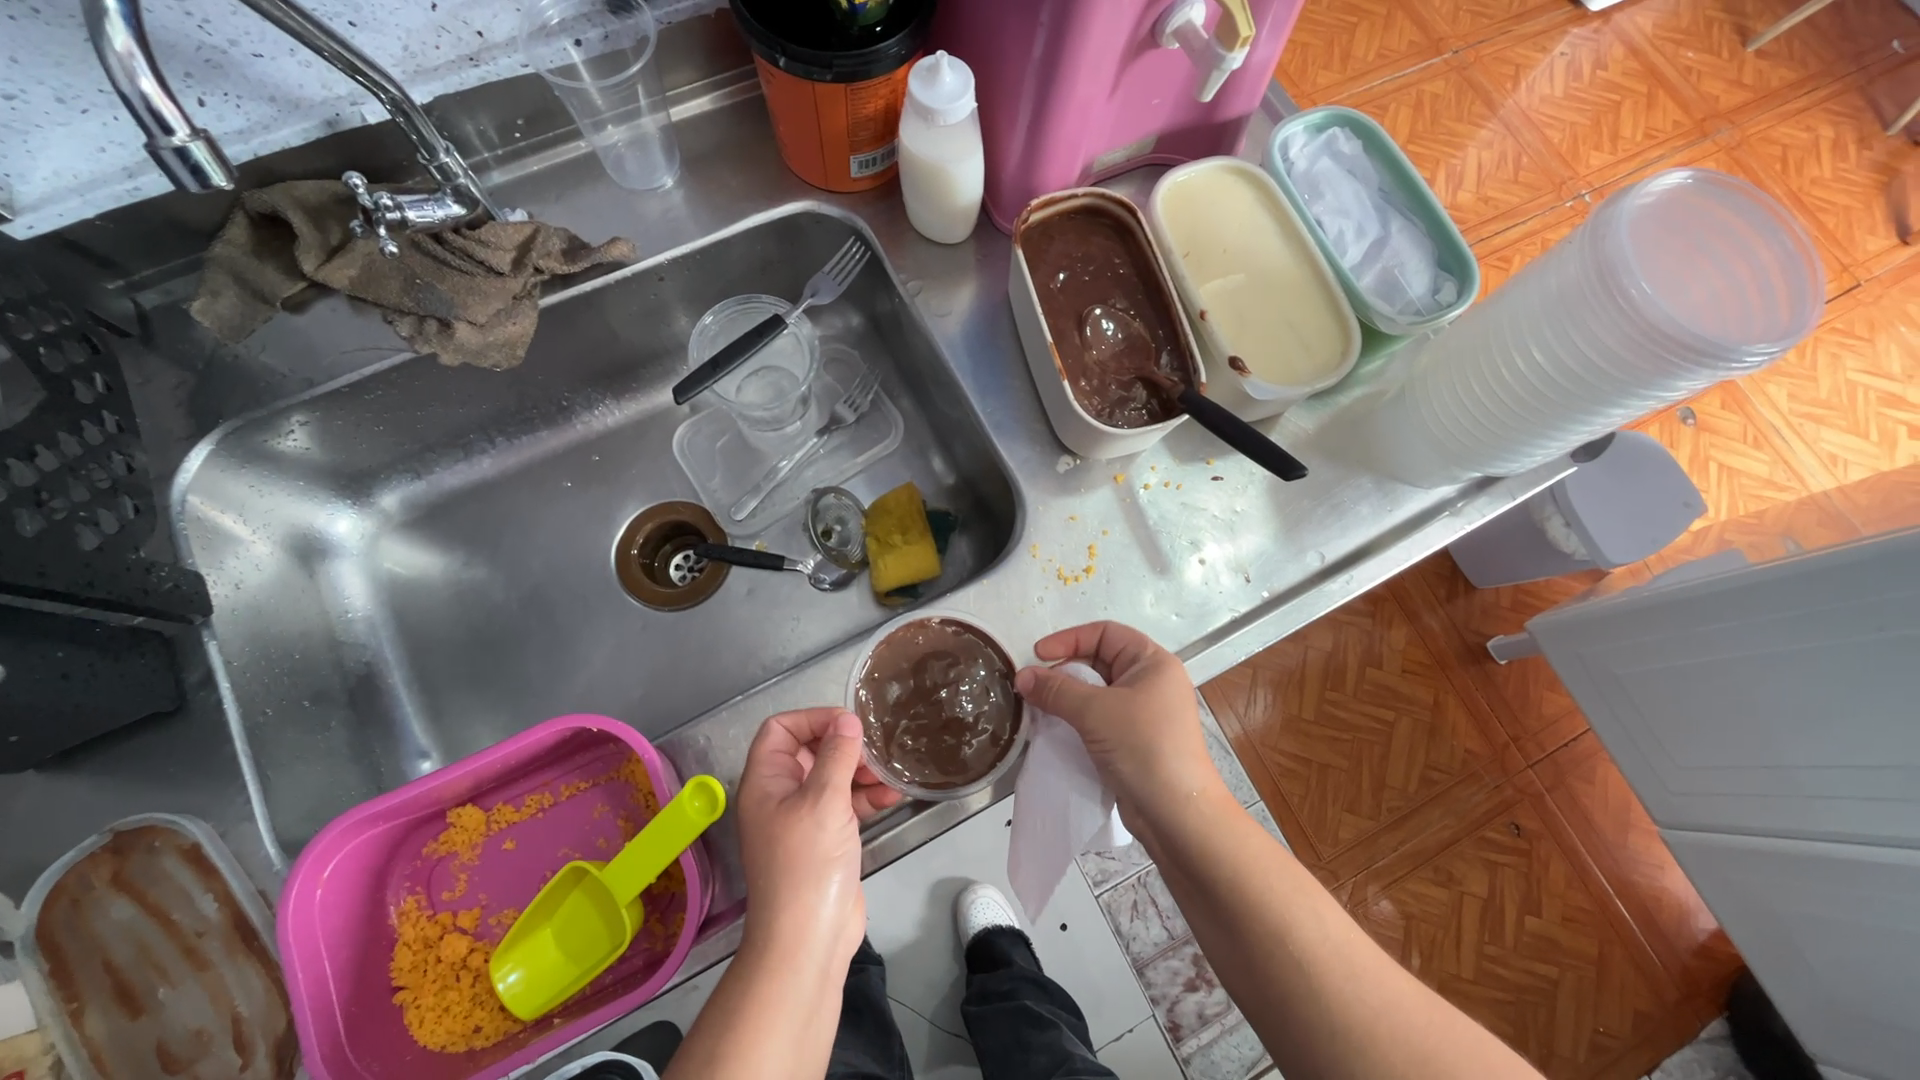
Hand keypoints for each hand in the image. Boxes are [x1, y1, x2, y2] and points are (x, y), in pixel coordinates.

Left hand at [735, 708, 903, 963]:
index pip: (780, 729)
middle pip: (809, 752)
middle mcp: (779, 796)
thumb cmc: (808, 863)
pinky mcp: (824, 840)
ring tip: (890, 776)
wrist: (808, 938)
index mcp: (765, 782)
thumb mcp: (824, 801)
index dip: (813, 719)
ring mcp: (802, 820)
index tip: (850, 725)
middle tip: (876, 752)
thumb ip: (837, 756)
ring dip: (860, 773)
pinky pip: (843, 806)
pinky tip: (892, 796)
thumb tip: (847, 721)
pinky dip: (865, 798)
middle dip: (844, 747)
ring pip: (831, 778)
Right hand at [1014, 621, 1221, 818]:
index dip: (1069, 639)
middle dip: (1064, 670)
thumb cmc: (1144, 748)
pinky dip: (1075, 720)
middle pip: (1099, 662)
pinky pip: (1098, 719)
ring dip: (1066, 698)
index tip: (1037, 655)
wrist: (1176, 813)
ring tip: (1037, 707)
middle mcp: (1150, 682)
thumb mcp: (1095, 712)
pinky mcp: (1133, 741)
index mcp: (1152, 662)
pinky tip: (1053, 729)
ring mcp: (1143, 714)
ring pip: (1096, 693)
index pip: (1105, 633)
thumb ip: (1056, 690)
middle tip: (1033, 685)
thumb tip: (1022, 676)